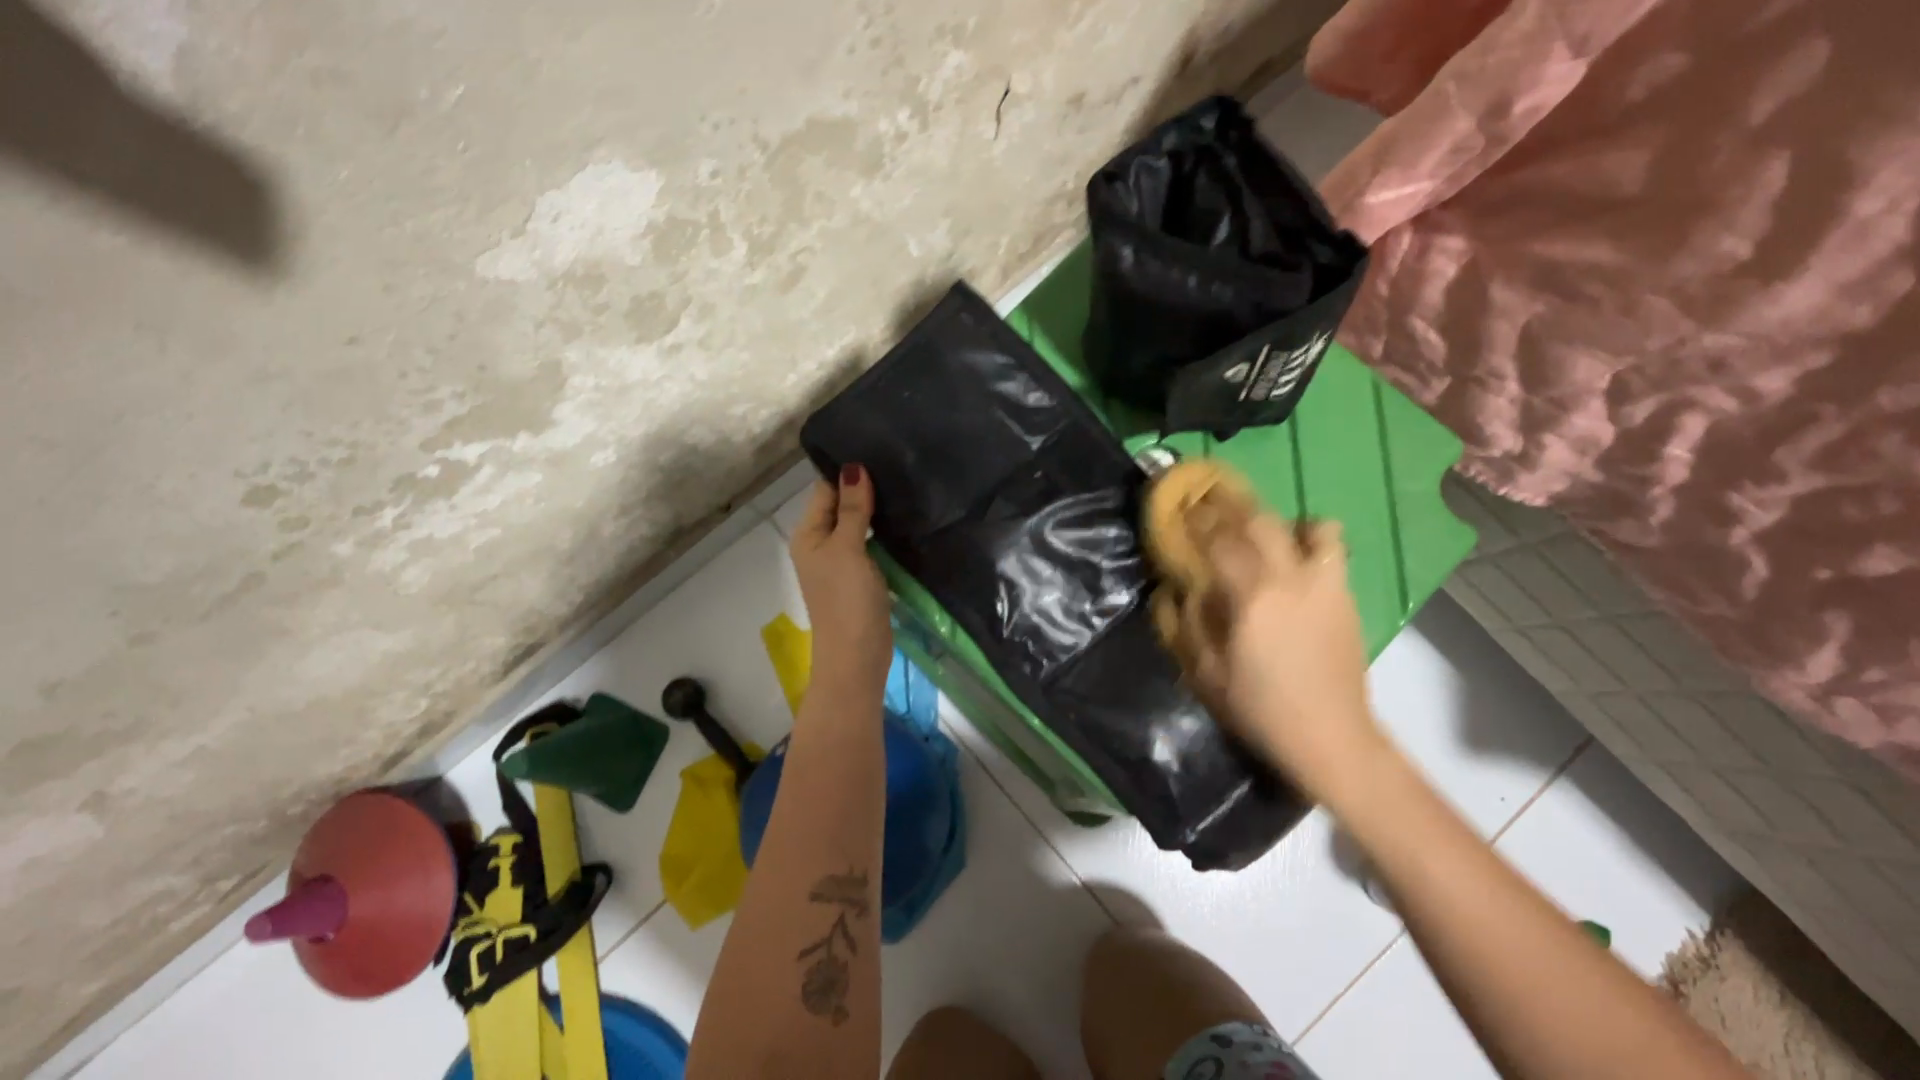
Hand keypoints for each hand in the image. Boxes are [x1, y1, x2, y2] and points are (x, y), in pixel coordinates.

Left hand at [790, 464, 892, 694]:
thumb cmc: (847, 600)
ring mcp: (843, 563)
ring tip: (910, 485)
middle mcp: (822, 545)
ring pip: (862, 527)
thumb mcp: (847, 549)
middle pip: (844, 507)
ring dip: (880, 512)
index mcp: (808, 534)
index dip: (850, 472)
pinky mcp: (864, 578)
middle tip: (902, 463)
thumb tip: (853, 467)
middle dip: (868, 489)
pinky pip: (874, 546)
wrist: (857, 657)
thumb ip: (852, 508)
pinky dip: (887, 534)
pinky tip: (909, 520)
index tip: (880, 448)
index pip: (827, 490)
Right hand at [1172, 500, 1389, 802]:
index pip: (1219, 539)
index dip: (1197, 519)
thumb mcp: (1206, 675)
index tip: (1181, 508)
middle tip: (1212, 502)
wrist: (1331, 737)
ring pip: (1310, 527)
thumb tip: (1176, 589)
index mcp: (1252, 596)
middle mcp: (1291, 578)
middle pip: (1261, 520)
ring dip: (1281, 520)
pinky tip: (1295, 561)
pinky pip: (1332, 552)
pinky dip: (1312, 541)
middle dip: (1232, 505)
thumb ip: (1186, 624)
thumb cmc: (1260, 710)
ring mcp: (1326, 585)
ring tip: (1262, 531)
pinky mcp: (1347, 598)